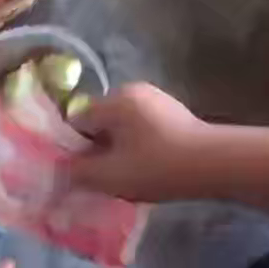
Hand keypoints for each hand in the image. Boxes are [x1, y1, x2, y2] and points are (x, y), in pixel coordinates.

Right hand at [67, 83, 210, 202]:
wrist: (210, 162)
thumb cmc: (156, 166)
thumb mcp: (111, 176)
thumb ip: (78, 172)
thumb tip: (59, 170)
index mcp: (115, 99)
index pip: (78, 119)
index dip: (74, 147)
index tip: (79, 172)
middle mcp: (132, 89)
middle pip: (100, 119)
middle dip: (97, 147)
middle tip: (103, 177)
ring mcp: (153, 96)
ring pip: (121, 123)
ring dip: (117, 147)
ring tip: (126, 175)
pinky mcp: (169, 108)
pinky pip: (140, 124)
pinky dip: (136, 142)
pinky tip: (147, 166)